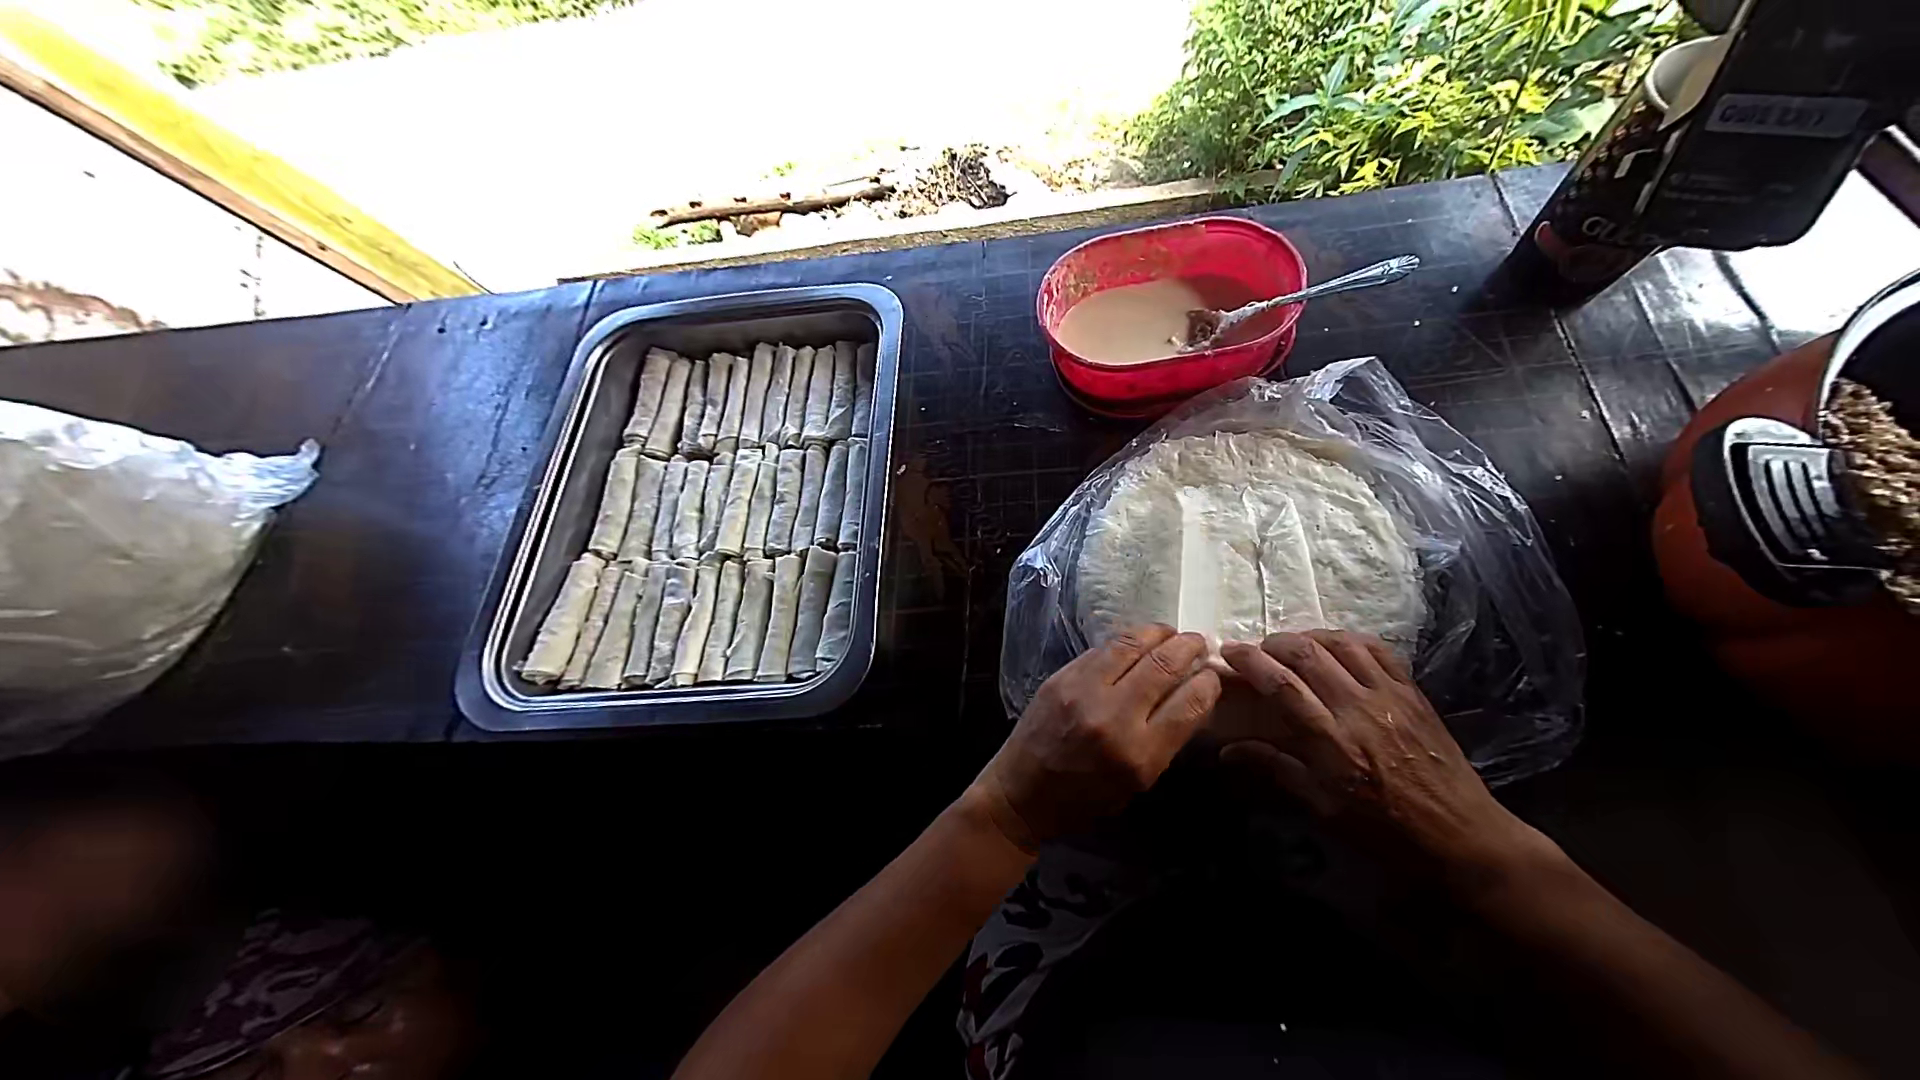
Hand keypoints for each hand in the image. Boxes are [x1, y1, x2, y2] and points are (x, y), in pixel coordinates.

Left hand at [973, 624, 1221, 851]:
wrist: (1022, 791)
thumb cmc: (1085, 798)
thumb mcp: (1138, 783)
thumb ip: (1167, 739)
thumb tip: (1194, 696)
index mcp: (1138, 754)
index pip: (1189, 705)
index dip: (1208, 684)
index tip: (1213, 674)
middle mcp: (1112, 717)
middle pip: (1162, 666)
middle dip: (1188, 648)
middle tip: (1198, 642)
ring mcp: (1082, 691)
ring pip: (1130, 645)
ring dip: (1157, 634)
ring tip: (1170, 633)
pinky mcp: (1060, 677)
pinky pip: (1100, 650)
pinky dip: (1124, 642)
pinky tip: (1135, 642)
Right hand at [1218, 630, 1538, 877]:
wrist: (1462, 837)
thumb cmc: (1383, 829)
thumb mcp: (1322, 807)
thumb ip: (1275, 768)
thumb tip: (1227, 751)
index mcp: (1331, 741)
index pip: (1281, 685)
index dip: (1250, 661)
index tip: (1228, 652)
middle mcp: (1358, 709)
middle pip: (1308, 654)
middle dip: (1274, 643)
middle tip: (1258, 651)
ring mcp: (1389, 697)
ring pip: (1342, 644)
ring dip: (1308, 637)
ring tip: (1292, 645)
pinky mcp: (1413, 692)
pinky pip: (1378, 650)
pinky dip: (1349, 640)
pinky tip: (1335, 647)